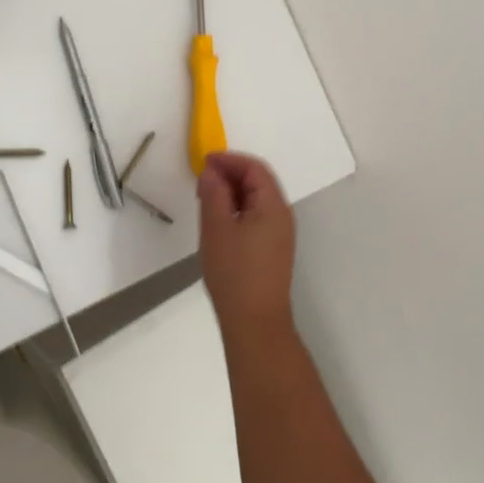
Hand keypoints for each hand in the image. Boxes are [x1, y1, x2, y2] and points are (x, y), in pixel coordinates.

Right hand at [196, 152, 296, 340]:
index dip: (229, 160)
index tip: (203, 162)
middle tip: (202, 180)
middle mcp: (282, 216)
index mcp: (273, 206)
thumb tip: (211, 171)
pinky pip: (256, 218)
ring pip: (256, 201)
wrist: (254, 322)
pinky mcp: (272, 251)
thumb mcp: (217, 228)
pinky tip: (218, 221)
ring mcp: (279, 235)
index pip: (255, 168)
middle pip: (259, 182)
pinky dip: (237, 210)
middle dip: (230, 174)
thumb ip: (213, 194)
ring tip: (206, 198)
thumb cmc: (234, 272)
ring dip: (232, 193)